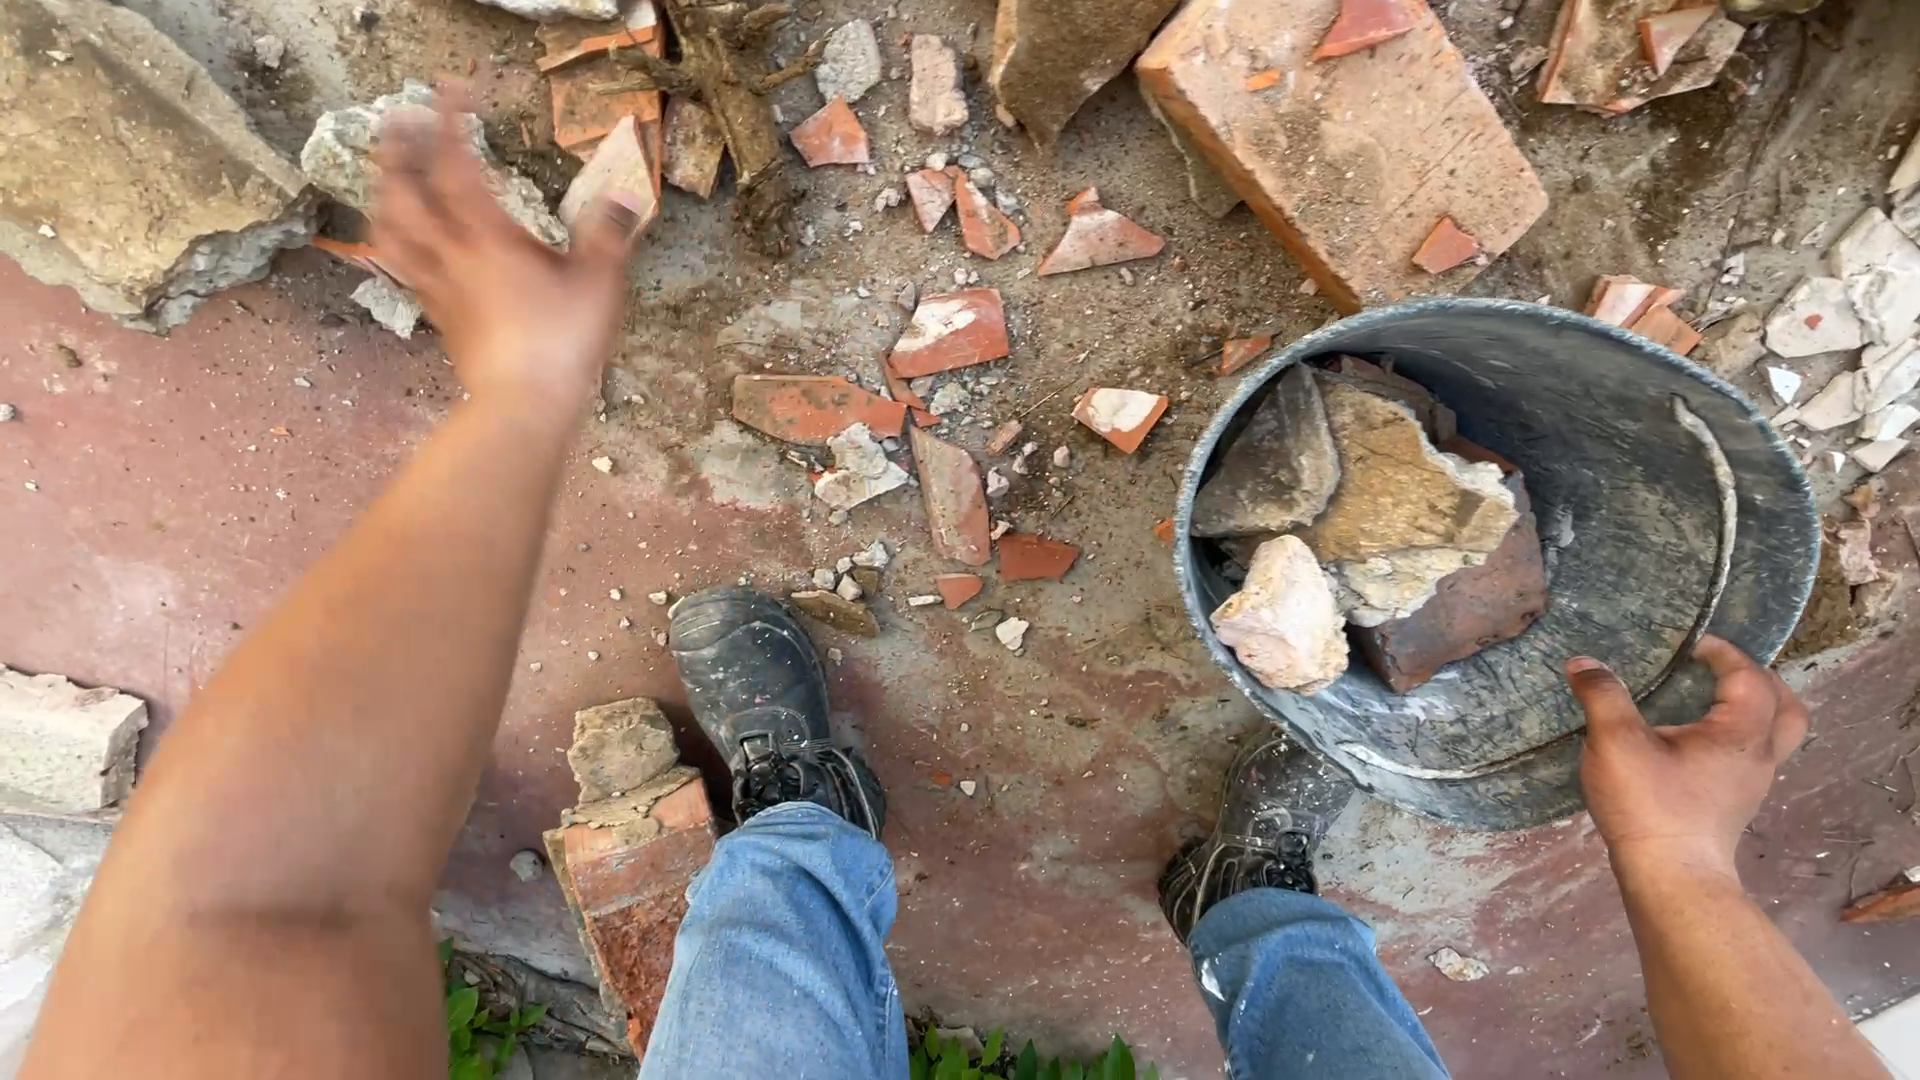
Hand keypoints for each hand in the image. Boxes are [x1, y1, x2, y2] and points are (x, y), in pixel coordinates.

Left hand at [369, 85, 641, 411]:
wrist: (525, 400)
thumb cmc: (563, 339)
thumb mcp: (599, 284)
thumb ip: (608, 237)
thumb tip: (626, 199)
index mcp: (487, 235)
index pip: (457, 163)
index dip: (450, 119)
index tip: (450, 87)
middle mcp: (450, 251)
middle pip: (402, 188)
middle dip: (397, 147)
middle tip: (400, 120)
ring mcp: (437, 284)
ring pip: (390, 226)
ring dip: (382, 192)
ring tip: (388, 176)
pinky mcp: (437, 314)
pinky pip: (401, 267)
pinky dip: (393, 242)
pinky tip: (402, 243)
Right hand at [1565, 635, 1808, 878]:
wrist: (1670, 869)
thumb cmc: (1648, 801)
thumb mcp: (1615, 741)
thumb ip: (1602, 696)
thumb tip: (1583, 662)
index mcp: (1739, 736)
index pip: (1751, 682)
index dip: (1727, 656)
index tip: (1694, 643)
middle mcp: (1757, 757)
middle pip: (1786, 711)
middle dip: (1760, 681)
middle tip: (1722, 665)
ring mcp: (1749, 782)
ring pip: (1774, 735)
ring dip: (1754, 708)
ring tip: (1711, 695)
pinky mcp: (1732, 799)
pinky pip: (1750, 753)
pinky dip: (1735, 731)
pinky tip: (1694, 736)